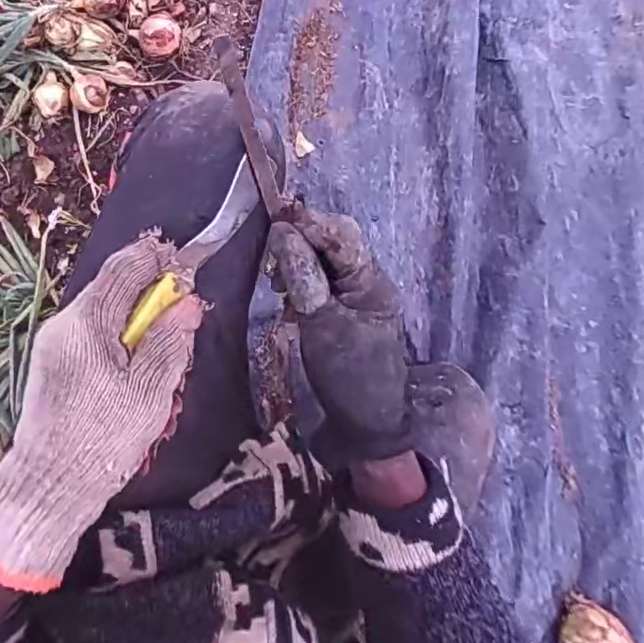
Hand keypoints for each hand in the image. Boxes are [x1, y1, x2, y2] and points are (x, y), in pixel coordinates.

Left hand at [0, 236, 201, 592]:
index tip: (182, 259)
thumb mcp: (149, 390)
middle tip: (181, 311)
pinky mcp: (53, 365)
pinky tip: (135, 367)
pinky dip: (118, 339)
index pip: (122, 269)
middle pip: (111, 290)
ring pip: (103, 315)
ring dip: (135, 319)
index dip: (154, 259)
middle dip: (148, 293)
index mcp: (86, 321)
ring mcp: (54, 344)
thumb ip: (169, 341)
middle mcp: (64, 323)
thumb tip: (188, 303)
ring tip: (163, 345)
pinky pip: (91, 336)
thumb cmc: (103, 437)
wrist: (50, 483)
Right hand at [268, 208, 411, 462]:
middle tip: (272, 250)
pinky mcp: (339, 308)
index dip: (308, 223)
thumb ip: (304, 277)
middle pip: (333, 241)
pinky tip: (284, 291)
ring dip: (296, 257)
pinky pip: (317, 278)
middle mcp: (365, 281)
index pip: (340, 236)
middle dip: (301, 238)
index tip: (275, 218)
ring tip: (276, 278)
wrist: (367, 424)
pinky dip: (297, 277)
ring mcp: (353, 294)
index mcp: (371, 282)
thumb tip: (283, 233)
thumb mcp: (323, 325)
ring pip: (322, 257)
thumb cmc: (349, 376)